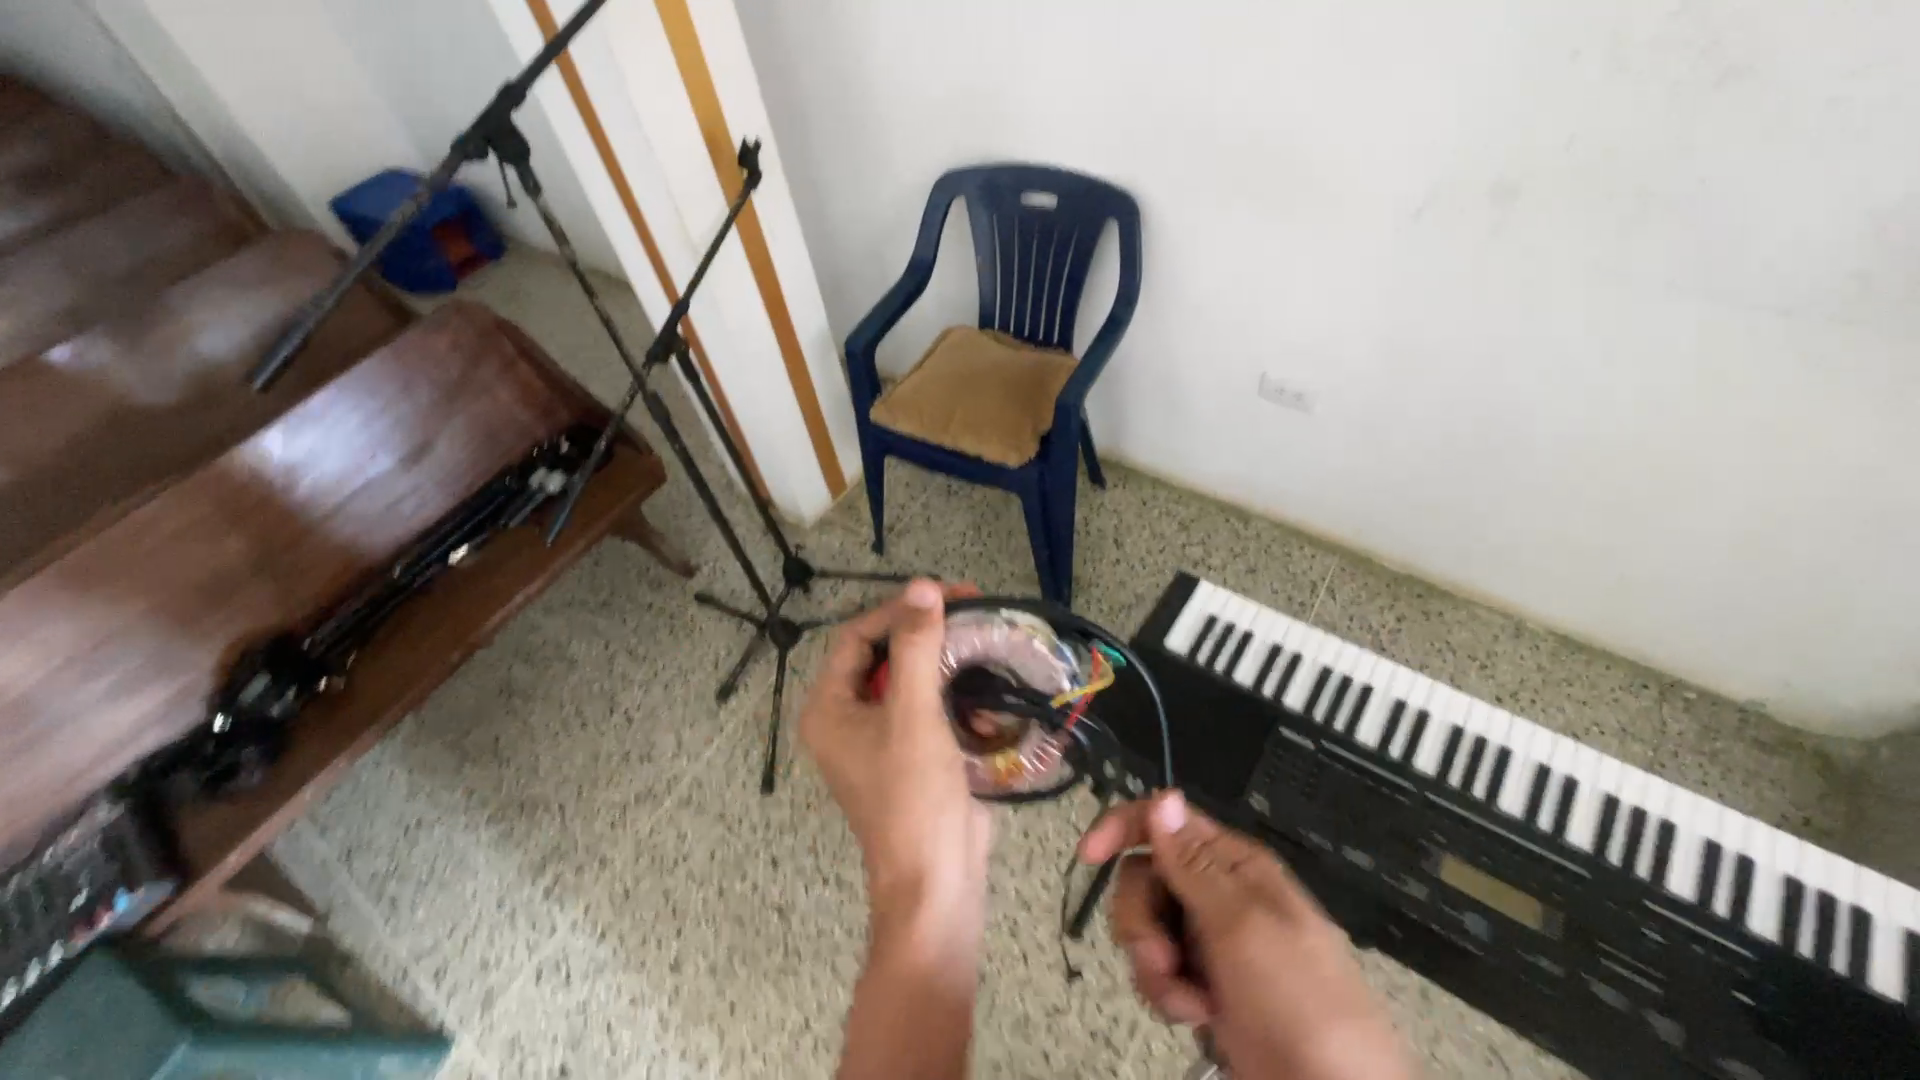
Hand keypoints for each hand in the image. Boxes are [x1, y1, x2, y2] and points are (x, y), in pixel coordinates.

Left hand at [800, 579, 990, 931]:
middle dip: (928, 633)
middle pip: (885, 655)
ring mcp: (879, 739)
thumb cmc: (914, 796)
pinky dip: (956, 700)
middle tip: (972, 609)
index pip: (857, 637)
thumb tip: (921, 586)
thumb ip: (917, 647)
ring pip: (912, 680)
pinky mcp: (911, 755)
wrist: (937, 881)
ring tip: (985, 644)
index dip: (899, 609)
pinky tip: (985, 704)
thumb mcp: (913, 715)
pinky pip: (930, 709)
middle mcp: (846, 719)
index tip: (947, 593)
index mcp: (828, 708)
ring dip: (947, 664)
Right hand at [1079, 791, 1417, 1079]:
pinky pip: (1158, 971)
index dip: (1122, 829)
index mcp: (1234, 866)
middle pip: (1144, 878)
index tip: (1088, 857)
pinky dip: (1166, 994)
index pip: (1165, 823)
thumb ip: (1194, 864)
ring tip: (1186, 1003)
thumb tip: (1164, 795)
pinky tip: (1194, 1017)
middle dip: (1139, 920)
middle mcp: (1219, 895)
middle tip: (1159, 958)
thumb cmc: (1297, 1000)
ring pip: (1145, 927)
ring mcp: (1210, 942)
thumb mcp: (1243, 926)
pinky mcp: (1204, 985)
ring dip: (1152, 966)